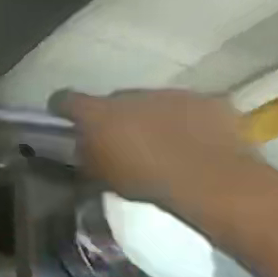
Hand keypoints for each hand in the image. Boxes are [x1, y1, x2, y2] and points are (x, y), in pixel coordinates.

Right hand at [51, 88, 259, 206]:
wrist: (213, 181)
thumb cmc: (146, 180)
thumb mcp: (99, 175)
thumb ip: (86, 153)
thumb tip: (85, 146)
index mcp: (97, 112)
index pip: (65, 99)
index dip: (64, 109)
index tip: (67, 121)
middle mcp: (130, 95)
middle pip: (114, 100)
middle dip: (116, 116)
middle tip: (124, 139)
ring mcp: (172, 94)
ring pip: (153, 102)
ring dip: (152, 116)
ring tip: (164, 141)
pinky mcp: (209, 101)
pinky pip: (190, 107)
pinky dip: (188, 119)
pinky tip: (196, 139)